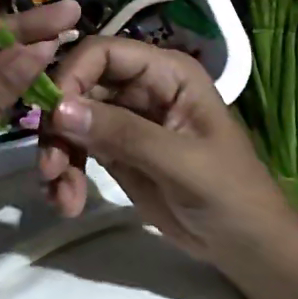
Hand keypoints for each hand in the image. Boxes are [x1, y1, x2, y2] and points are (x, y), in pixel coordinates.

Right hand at [37, 37, 292, 257]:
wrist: (247, 246)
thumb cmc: (230, 194)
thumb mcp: (181, 162)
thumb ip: (123, 133)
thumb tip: (59, 109)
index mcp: (166, 73)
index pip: (104, 52)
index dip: (72, 75)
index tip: (51, 117)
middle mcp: (141, 87)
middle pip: (80, 86)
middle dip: (58, 126)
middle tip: (50, 169)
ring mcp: (126, 119)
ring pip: (72, 119)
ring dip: (58, 155)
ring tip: (62, 197)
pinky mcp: (116, 151)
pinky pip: (76, 149)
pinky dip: (65, 173)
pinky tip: (66, 202)